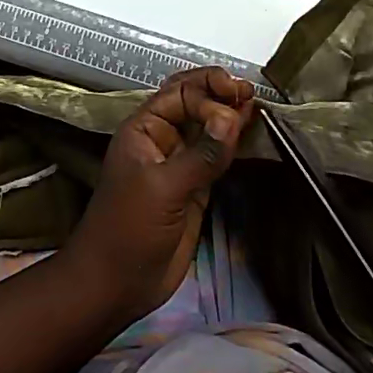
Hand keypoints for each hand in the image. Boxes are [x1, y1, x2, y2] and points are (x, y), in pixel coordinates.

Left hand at [64, 68, 256, 319]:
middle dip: (217, 93)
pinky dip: (232, 144)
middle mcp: (160, 139)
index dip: (207, 94)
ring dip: (228, 115)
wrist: (117, 280)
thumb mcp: (164, 188)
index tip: (234, 106)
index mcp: (142, 129)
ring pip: (205, 128)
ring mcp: (178, 163)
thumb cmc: (129, 228)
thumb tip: (231, 116)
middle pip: (190, 103)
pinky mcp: (194, 187)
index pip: (178, 95)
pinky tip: (250, 133)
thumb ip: (200, 154)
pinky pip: (215, 157)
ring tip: (255, 104)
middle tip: (248, 91)